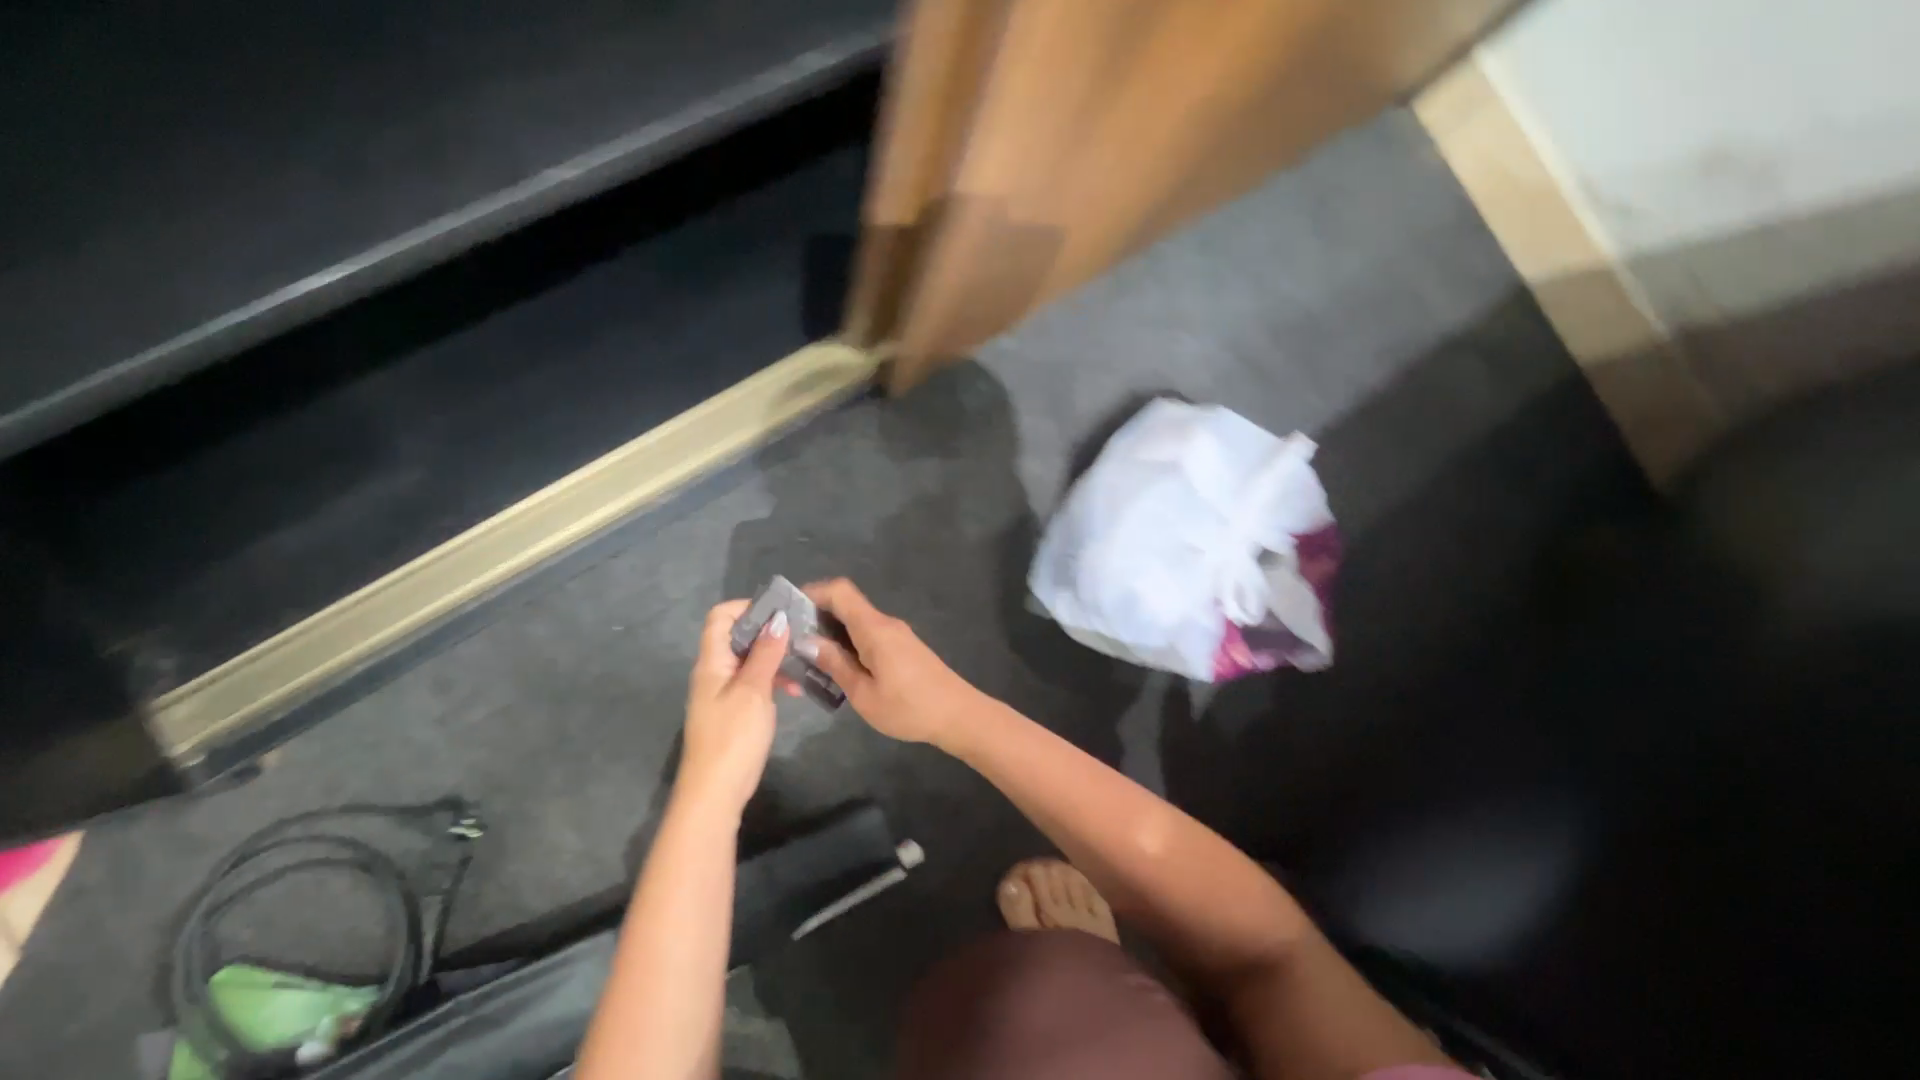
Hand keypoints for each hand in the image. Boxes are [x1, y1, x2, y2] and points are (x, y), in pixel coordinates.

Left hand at [679, 599, 789, 815]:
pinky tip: (794, 690)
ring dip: (774, 659)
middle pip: (736, 637)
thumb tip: (777, 619)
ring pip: (748, 662)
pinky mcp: (731, 713)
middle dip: (768, 632)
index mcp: (712, 662)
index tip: (781, 612)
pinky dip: (771, 681)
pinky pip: (751, 684)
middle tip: (802, 634)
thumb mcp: (754, 692)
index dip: (748, 607)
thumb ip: (765, 654)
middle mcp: (712, 672)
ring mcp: (721, 694)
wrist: (714, 793)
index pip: (720, 617)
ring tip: (803, 664)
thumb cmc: (733, 738)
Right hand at [803, 578, 981, 747]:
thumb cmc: (908, 708)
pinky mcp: (903, 647)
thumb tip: (806, 640)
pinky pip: (869, 635)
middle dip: (816, 616)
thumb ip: (835, 664)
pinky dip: (849, 643)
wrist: (958, 716)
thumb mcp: (864, 693)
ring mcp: (897, 634)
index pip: (840, 591)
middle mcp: (885, 623)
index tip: (789, 611)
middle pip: (846, 604)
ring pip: (856, 622)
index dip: (812, 592)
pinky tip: (837, 667)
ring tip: (807, 658)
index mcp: (874, 628)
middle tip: (790, 641)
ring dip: (832, 633)